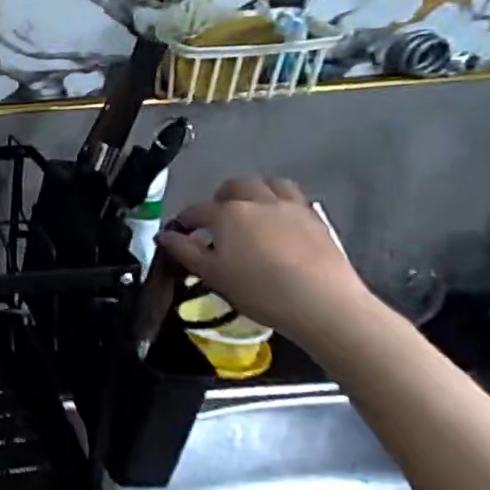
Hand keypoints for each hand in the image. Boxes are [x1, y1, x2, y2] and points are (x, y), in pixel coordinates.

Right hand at [156, 178, 378, 346]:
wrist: (324, 304)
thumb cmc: (260, 291)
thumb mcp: (213, 275)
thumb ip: (185, 252)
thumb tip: (164, 236)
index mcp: (228, 214)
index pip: (197, 210)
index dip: (184, 221)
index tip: (179, 234)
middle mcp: (258, 201)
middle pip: (235, 187)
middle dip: (221, 198)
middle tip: (217, 220)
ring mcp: (290, 207)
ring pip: (269, 184)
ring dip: (255, 192)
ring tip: (252, 212)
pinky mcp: (316, 219)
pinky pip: (294, 199)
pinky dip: (281, 204)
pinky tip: (280, 224)